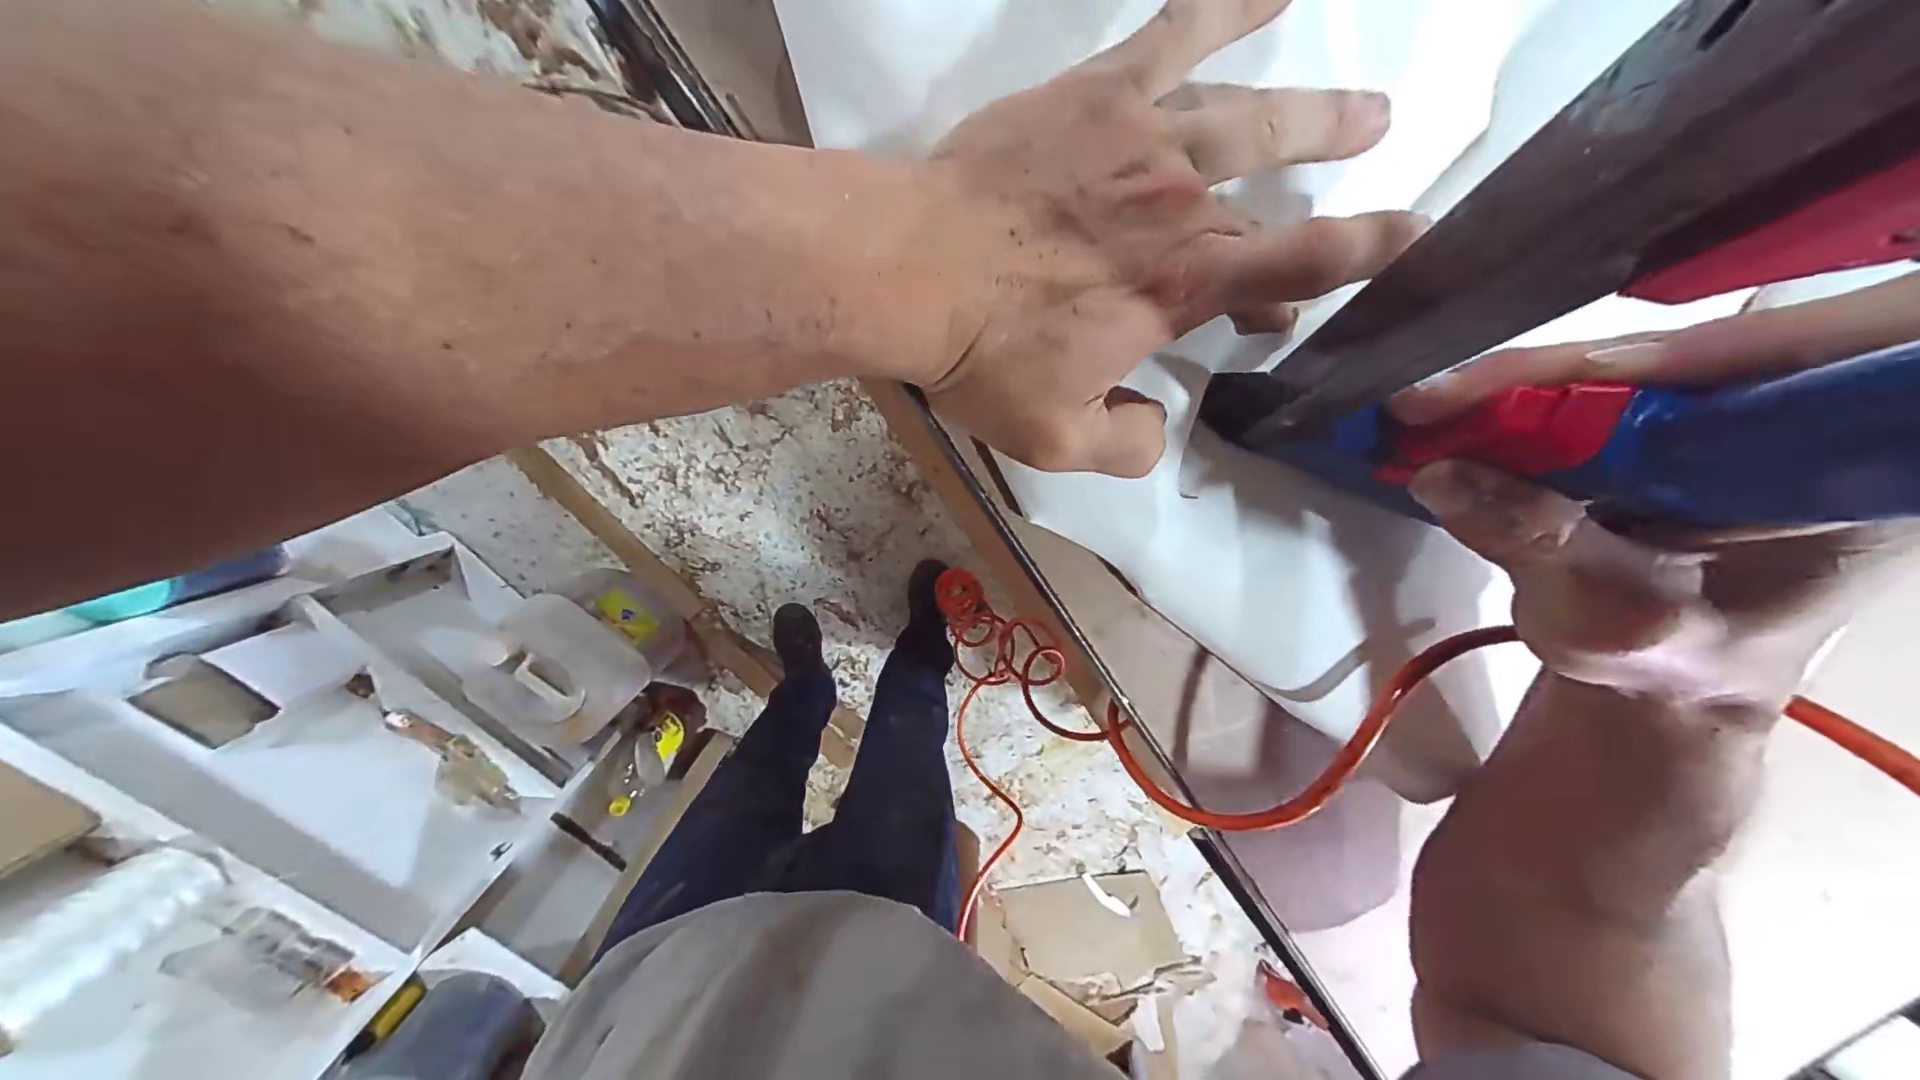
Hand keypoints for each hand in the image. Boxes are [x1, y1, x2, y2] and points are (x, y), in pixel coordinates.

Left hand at [920, 0, 1425, 477]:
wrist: (910, 273)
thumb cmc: (981, 357)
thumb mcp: (1056, 438)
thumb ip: (1125, 445)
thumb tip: (1161, 424)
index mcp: (1179, 289)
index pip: (1301, 267)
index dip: (1368, 256)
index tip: (1412, 250)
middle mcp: (1180, 208)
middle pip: (1265, 212)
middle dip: (1309, 224)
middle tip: (1351, 215)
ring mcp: (1141, 140)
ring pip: (1251, 118)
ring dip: (1316, 116)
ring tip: (1368, 110)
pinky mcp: (1095, 95)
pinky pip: (1175, 33)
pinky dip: (1230, 4)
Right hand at [1392, 272, 1919, 708]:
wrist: (1664, 678)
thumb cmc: (1664, 664)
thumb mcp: (1606, 617)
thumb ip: (1536, 541)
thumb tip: (1436, 473)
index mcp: (1856, 472)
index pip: (1758, 371)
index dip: (1634, 369)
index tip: (1512, 387)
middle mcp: (1815, 425)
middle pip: (1679, 355)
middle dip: (1549, 375)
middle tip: (1439, 397)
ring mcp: (1744, 420)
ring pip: (1629, 366)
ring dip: (1523, 385)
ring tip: (1433, 405)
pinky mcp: (1679, 426)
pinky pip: (1600, 392)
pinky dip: (1522, 403)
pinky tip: (1462, 414)